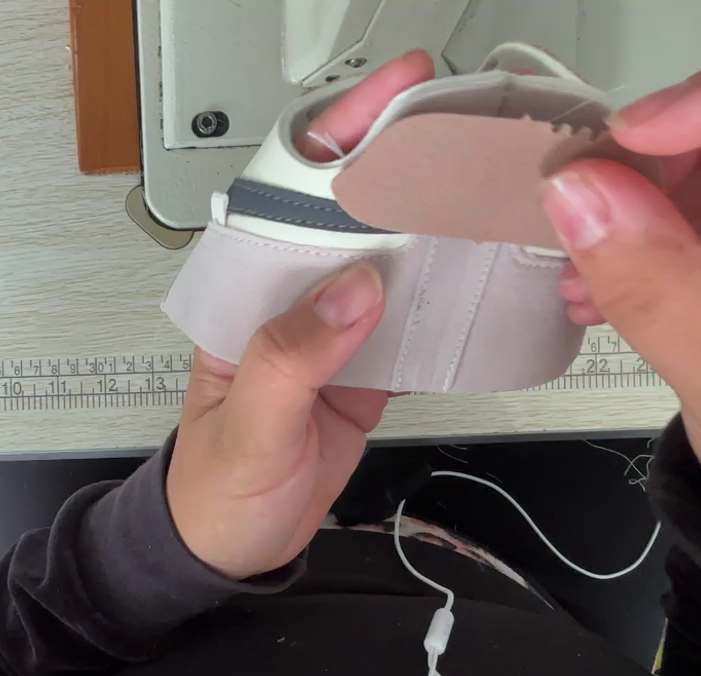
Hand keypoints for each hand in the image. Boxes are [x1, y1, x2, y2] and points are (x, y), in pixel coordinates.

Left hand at [166, 53, 433, 578]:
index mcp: (243, 304)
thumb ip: (289, 360)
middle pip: (347, 219)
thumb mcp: (245, 429)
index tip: (389, 101)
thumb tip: (352, 290)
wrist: (233, 548)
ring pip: (388, 267)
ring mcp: (333, 340)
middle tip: (463, 128)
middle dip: (401, 169)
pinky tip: (482, 280)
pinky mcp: (364, 374)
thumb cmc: (212, 491)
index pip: (283, 202)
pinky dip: (447, 306)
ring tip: (487, 189)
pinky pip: (412, 327)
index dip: (335, 143)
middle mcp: (289, 308)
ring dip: (433, 230)